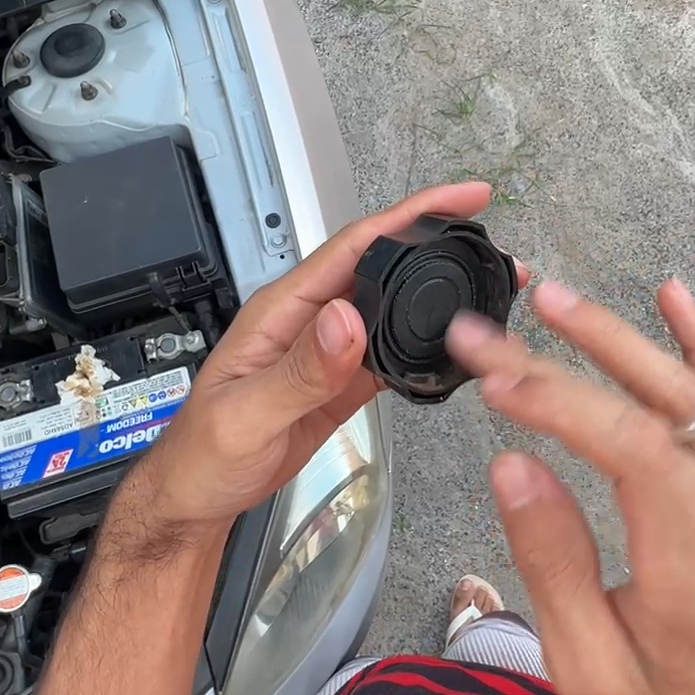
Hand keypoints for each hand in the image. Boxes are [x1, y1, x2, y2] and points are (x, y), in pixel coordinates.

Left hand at [130, 181, 526, 532]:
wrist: (201, 495)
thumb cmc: (205, 453)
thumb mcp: (245, 414)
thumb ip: (298, 370)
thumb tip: (348, 319)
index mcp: (284, 309)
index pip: (354, 246)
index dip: (410, 216)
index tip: (461, 199)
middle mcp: (311, 318)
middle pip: (383, 265)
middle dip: (438, 243)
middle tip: (493, 246)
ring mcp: (329, 347)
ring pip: (392, 305)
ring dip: (438, 292)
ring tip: (487, 284)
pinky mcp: (342, 377)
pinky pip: (389, 349)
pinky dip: (424, 341)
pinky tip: (451, 341)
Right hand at [446, 280, 694, 694]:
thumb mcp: (589, 671)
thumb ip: (553, 563)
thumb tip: (512, 465)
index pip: (627, 448)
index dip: (555, 401)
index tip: (490, 378)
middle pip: (650, 406)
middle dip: (562, 355)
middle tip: (490, 330)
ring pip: (690, 390)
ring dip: (618, 336)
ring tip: (556, 299)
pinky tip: (673, 295)